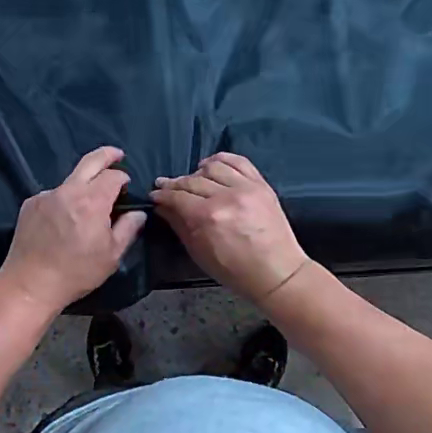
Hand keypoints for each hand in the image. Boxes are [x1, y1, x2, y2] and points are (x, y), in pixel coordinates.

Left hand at [0, 145, 147, 314]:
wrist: (31, 282)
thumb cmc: (76, 272)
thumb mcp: (111, 255)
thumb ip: (127, 229)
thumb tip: (138, 213)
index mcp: (91, 201)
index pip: (112, 176)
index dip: (122, 177)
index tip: (126, 185)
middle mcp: (67, 191)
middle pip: (89, 162)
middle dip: (106, 155)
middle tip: (116, 154)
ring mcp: (46, 195)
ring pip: (69, 182)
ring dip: (82, 185)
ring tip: (87, 206)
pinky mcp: (30, 204)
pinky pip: (53, 196)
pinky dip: (63, 201)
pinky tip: (63, 221)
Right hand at [152, 152, 309, 304]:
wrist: (277, 273)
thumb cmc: (234, 270)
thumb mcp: (198, 252)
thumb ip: (178, 224)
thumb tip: (161, 207)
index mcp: (208, 217)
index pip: (177, 196)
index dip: (162, 195)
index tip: (154, 195)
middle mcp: (226, 197)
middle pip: (192, 180)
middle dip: (174, 184)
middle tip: (165, 187)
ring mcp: (247, 188)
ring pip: (213, 166)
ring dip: (197, 172)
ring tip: (192, 180)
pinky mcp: (262, 185)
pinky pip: (238, 161)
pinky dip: (222, 159)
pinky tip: (211, 166)